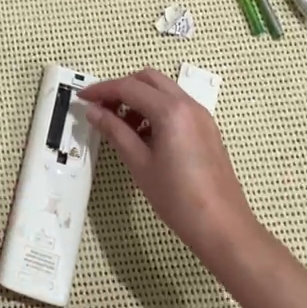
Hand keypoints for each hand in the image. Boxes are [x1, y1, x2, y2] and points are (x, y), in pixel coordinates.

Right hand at [77, 69, 257, 257]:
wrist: (224, 228)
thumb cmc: (177, 198)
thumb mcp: (140, 164)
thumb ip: (115, 131)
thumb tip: (92, 111)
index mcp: (170, 110)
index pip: (129, 87)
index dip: (102, 90)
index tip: (82, 99)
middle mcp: (188, 104)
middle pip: (148, 79)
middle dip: (122, 88)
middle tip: (102, 108)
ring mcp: (201, 116)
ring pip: (164, 91)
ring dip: (140, 98)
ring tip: (123, 127)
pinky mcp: (208, 129)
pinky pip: (177, 106)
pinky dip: (157, 109)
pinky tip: (146, 137)